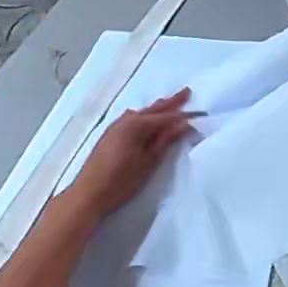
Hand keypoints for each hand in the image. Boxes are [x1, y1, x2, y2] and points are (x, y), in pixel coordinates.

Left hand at [59, 88, 195, 219]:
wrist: (88, 194)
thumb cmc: (120, 181)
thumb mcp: (148, 162)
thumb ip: (165, 141)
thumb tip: (183, 125)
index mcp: (137, 125)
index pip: (166, 117)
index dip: (183, 116)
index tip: (200, 113)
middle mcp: (125, 121)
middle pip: (153, 110)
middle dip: (171, 102)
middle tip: (187, 92)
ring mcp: (115, 127)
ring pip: (141, 113)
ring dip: (156, 108)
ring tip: (169, 102)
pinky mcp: (109, 136)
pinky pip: (131, 119)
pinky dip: (143, 116)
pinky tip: (144, 118)